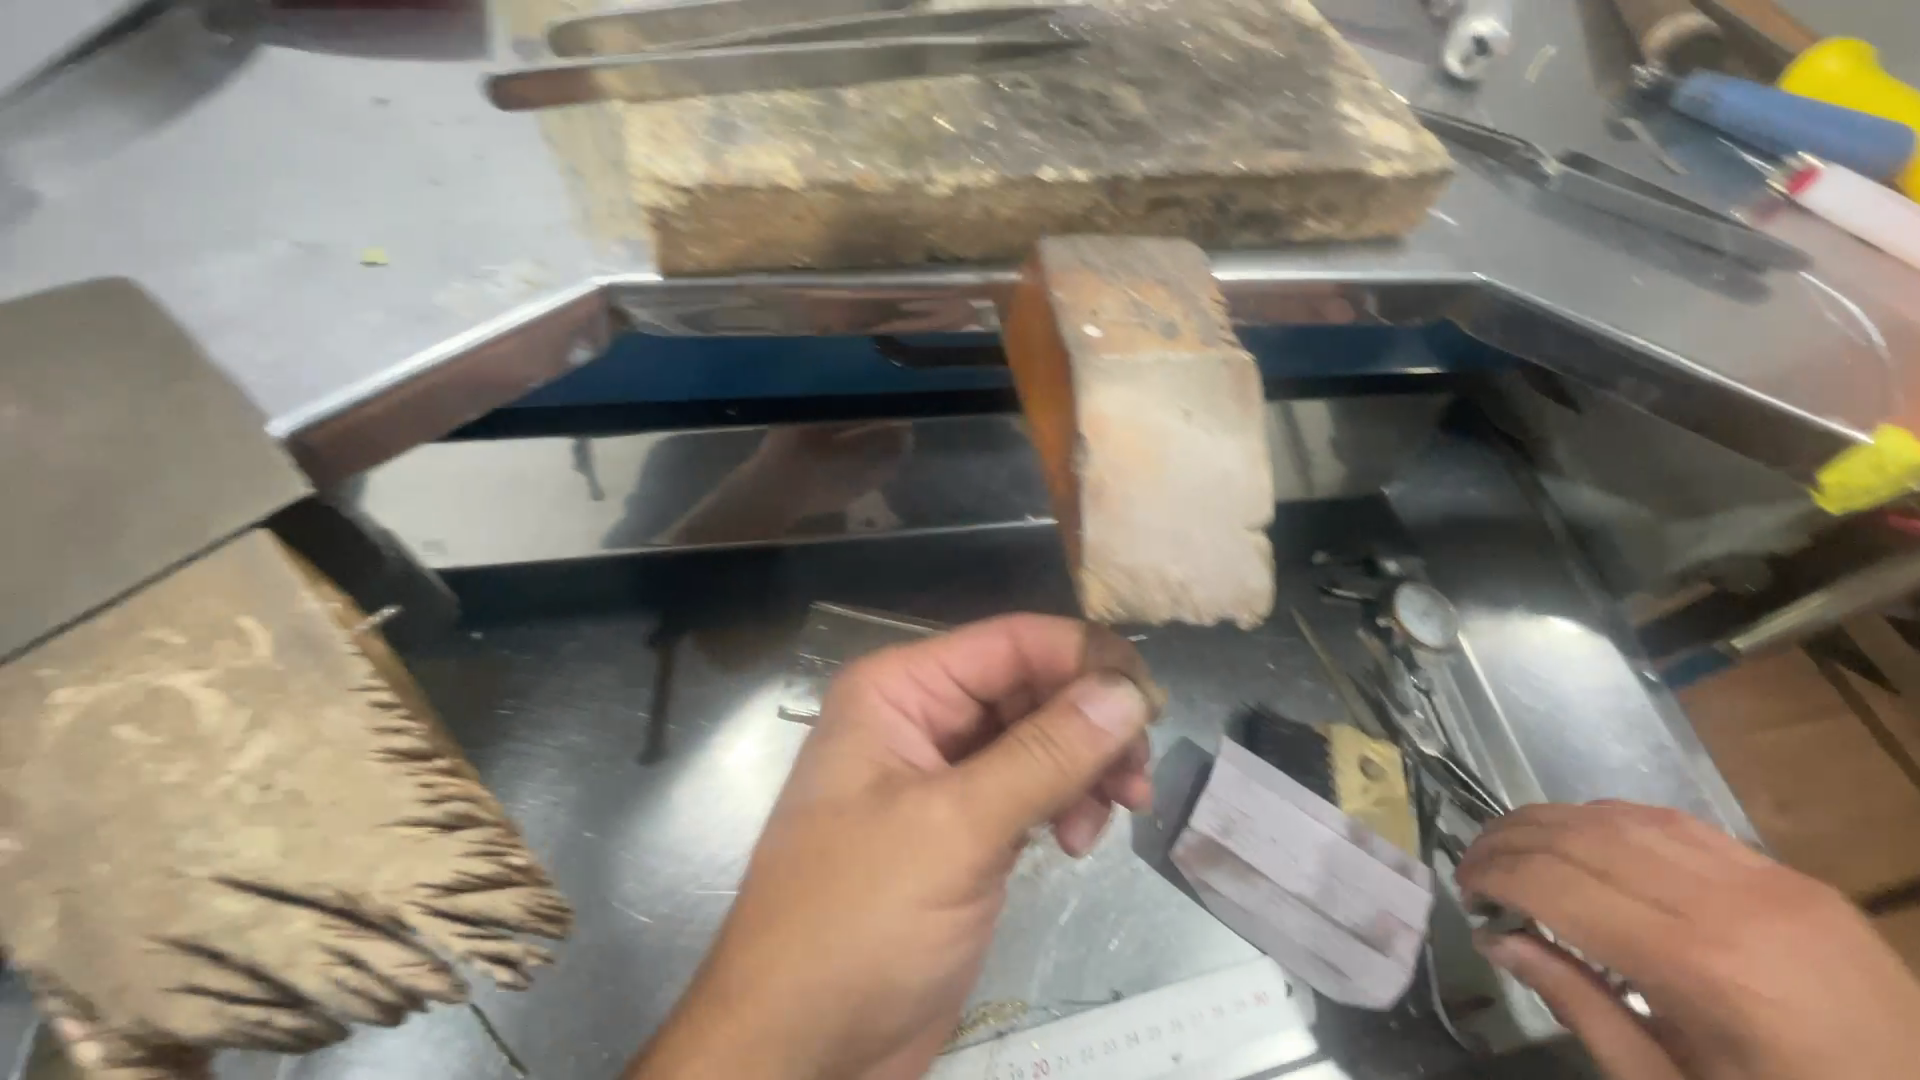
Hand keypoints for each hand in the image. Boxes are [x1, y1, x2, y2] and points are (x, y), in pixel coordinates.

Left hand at [625, 614, 1156, 1079]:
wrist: (802, 1047)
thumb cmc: (856, 922)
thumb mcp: (954, 830)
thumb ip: (1045, 755)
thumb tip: (1127, 690)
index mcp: (899, 690)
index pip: (1011, 643)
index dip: (1085, 659)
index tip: (1151, 703)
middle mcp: (921, 718)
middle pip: (1032, 689)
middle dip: (1091, 725)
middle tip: (1138, 777)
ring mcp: (944, 776)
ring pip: (1041, 740)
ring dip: (1087, 770)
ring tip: (1113, 817)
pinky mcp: (965, 830)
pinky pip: (1034, 790)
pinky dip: (1068, 805)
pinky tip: (1079, 843)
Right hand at [1458, 800, 1919, 1079]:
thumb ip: (1580, 1006)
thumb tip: (1498, 941)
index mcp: (1699, 967)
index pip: (1555, 884)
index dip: (1492, 876)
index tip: (1461, 891)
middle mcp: (1729, 903)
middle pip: (1580, 837)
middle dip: (1508, 842)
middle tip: (1472, 865)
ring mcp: (1768, 880)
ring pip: (1621, 816)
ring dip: (1551, 822)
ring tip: (1513, 845)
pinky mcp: (1791, 876)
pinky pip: (1677, 824)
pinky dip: (1610, 822)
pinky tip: (1583, 841)